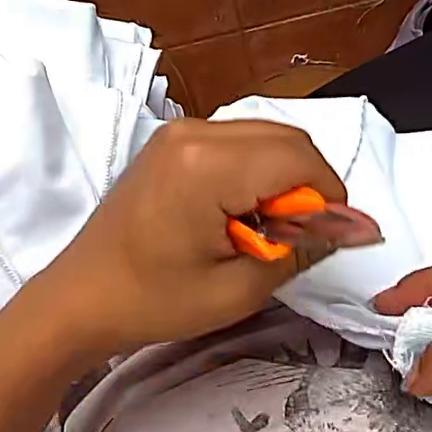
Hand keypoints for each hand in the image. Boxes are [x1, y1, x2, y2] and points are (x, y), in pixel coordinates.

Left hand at [35, 119, 345, 354]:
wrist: (80, 298)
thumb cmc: (153, 302)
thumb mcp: (239, 290)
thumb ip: (301, 249)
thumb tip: (352, 229)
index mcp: (208, 165)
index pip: (300, 159)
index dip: (328, 197)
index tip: (326, 235)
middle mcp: (195, 132)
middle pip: (288, 138)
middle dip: (309, 185)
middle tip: (297, 234)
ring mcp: (181, 130)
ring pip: (268, 136)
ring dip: (284, 177)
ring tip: (266, 226)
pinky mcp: (174, 139)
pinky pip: (241, 140)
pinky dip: (259, 170)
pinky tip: (241, 210)